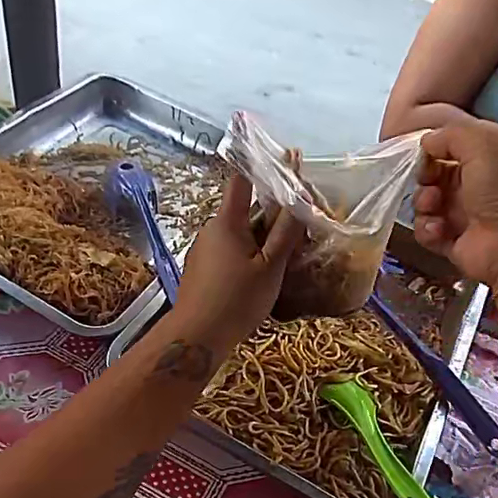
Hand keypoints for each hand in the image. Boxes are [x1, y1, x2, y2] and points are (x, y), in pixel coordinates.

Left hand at [173, 176, 303, 348]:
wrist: (197, 337)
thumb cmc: (237, 300)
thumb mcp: (270, 267)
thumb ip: (285, 232)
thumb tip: (299, 197)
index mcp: (227, 222)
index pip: (242, 181)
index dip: (264, 167)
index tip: (288, 160)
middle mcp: (211, 230)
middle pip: (245, 212)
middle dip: (271, 216)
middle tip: (300, 228)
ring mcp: (203, 251)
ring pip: (238, 236)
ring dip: (260, 241)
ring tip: (285, 258)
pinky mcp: (202, 271)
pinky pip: (229, 254)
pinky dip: (247, 257)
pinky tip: (261, 277)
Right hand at [413, 121, 497, 287]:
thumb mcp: (487, 142)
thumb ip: (452, 134)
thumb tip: (428, 141)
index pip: (459, 148)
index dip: (437, 150)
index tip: (427, 154)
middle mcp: (486, 186)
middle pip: (440, 176)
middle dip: (427, 176)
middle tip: (428, 181)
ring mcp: (472, 217)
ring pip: (431, 205)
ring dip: (424, 203)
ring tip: (432, 206)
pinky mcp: (460, 246)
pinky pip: (431, 235)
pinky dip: (427, 230)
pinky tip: (437, 229)